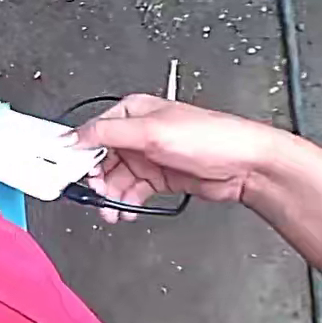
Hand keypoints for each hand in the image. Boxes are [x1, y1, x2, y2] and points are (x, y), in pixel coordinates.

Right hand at [70, 94, 290, 220]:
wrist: (249, 167)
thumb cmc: (212, 138)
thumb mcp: (150, 131)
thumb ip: (106, 134)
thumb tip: (72, 137)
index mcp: (131, 112)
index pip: (93, 132)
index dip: (81, 153)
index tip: (72, 172)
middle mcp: (137, 133)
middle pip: (101, 159)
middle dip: (97, 180)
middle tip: (97, 194)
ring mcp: (148, 156)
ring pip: (115, 178)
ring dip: (110, 196)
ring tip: (111, 209)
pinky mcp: (158, 177)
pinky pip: (131, 191)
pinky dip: (124, 202)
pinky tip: (124, 210)